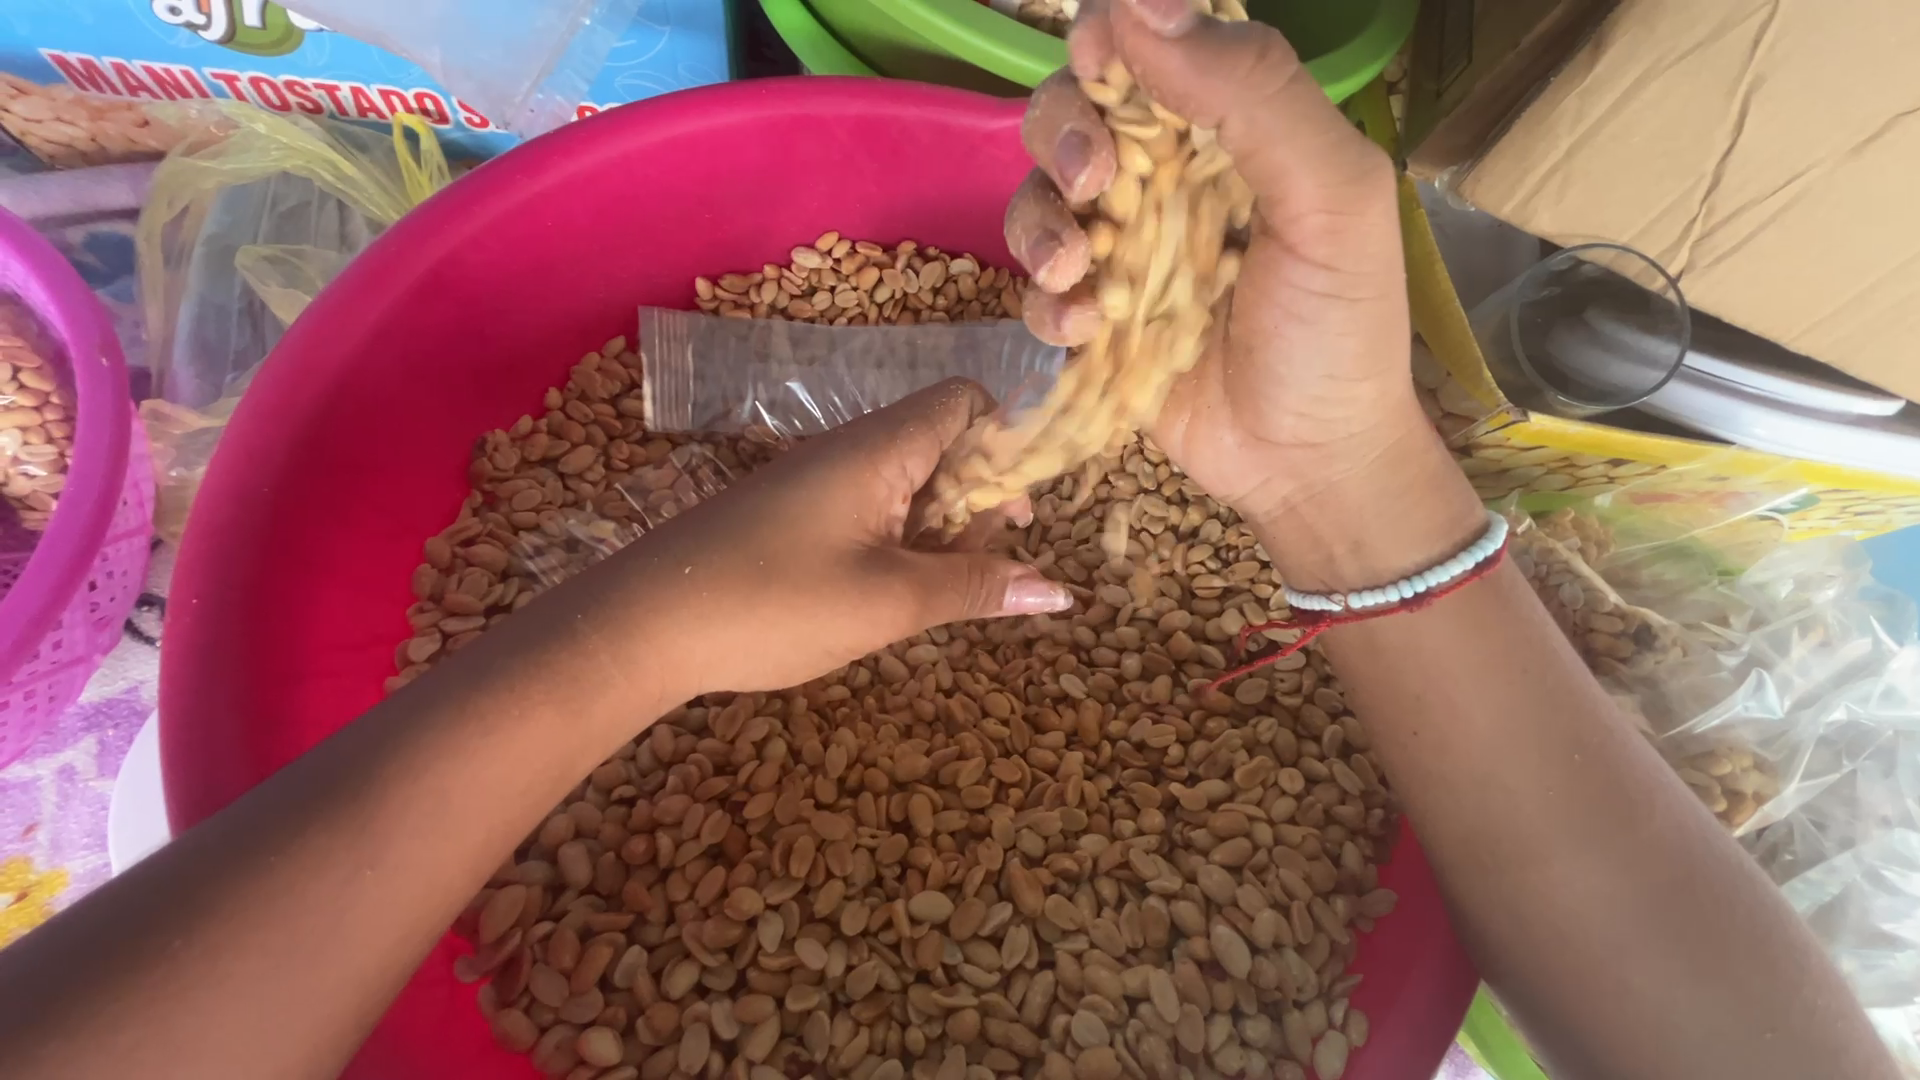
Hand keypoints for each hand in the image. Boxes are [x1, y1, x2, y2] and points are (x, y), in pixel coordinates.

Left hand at [612, 380, 1072, 696]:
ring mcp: (822, 483)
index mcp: (882, 448)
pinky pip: (872, 511)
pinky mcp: (799, 515)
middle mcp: (854, 450)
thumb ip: (976, 588)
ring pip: (910, 485)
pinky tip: (894, 593)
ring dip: (941, 530)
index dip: (1007, 442)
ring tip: (941, 590)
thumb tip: (1061, 591)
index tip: (1019, 510)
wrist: (643, 624)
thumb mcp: (890, 602)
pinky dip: (901, 544)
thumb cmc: (775, 602)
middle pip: (945, 445)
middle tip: (984, 566)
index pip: (966, 402)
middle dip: (980, 499)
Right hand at [1005, 0, 1427, 528]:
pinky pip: (1039, 293)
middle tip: (1093, 182)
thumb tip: (1145, 4)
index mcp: (1227, 133)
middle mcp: (1163, 183)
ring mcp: (1120, 256)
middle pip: (1072, 118)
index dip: (1109, 39)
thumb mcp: (1331, 198)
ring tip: (1076, 273)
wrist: (1305, 456)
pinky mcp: (1093, 323)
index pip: (1150, 50)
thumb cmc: (1336, 327)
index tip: (1098, 59)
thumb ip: (1255, 95)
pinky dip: (1046, 306)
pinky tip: (1084, 330)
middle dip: (1063, 137)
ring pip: (1039, 203)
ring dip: (1039, 227)